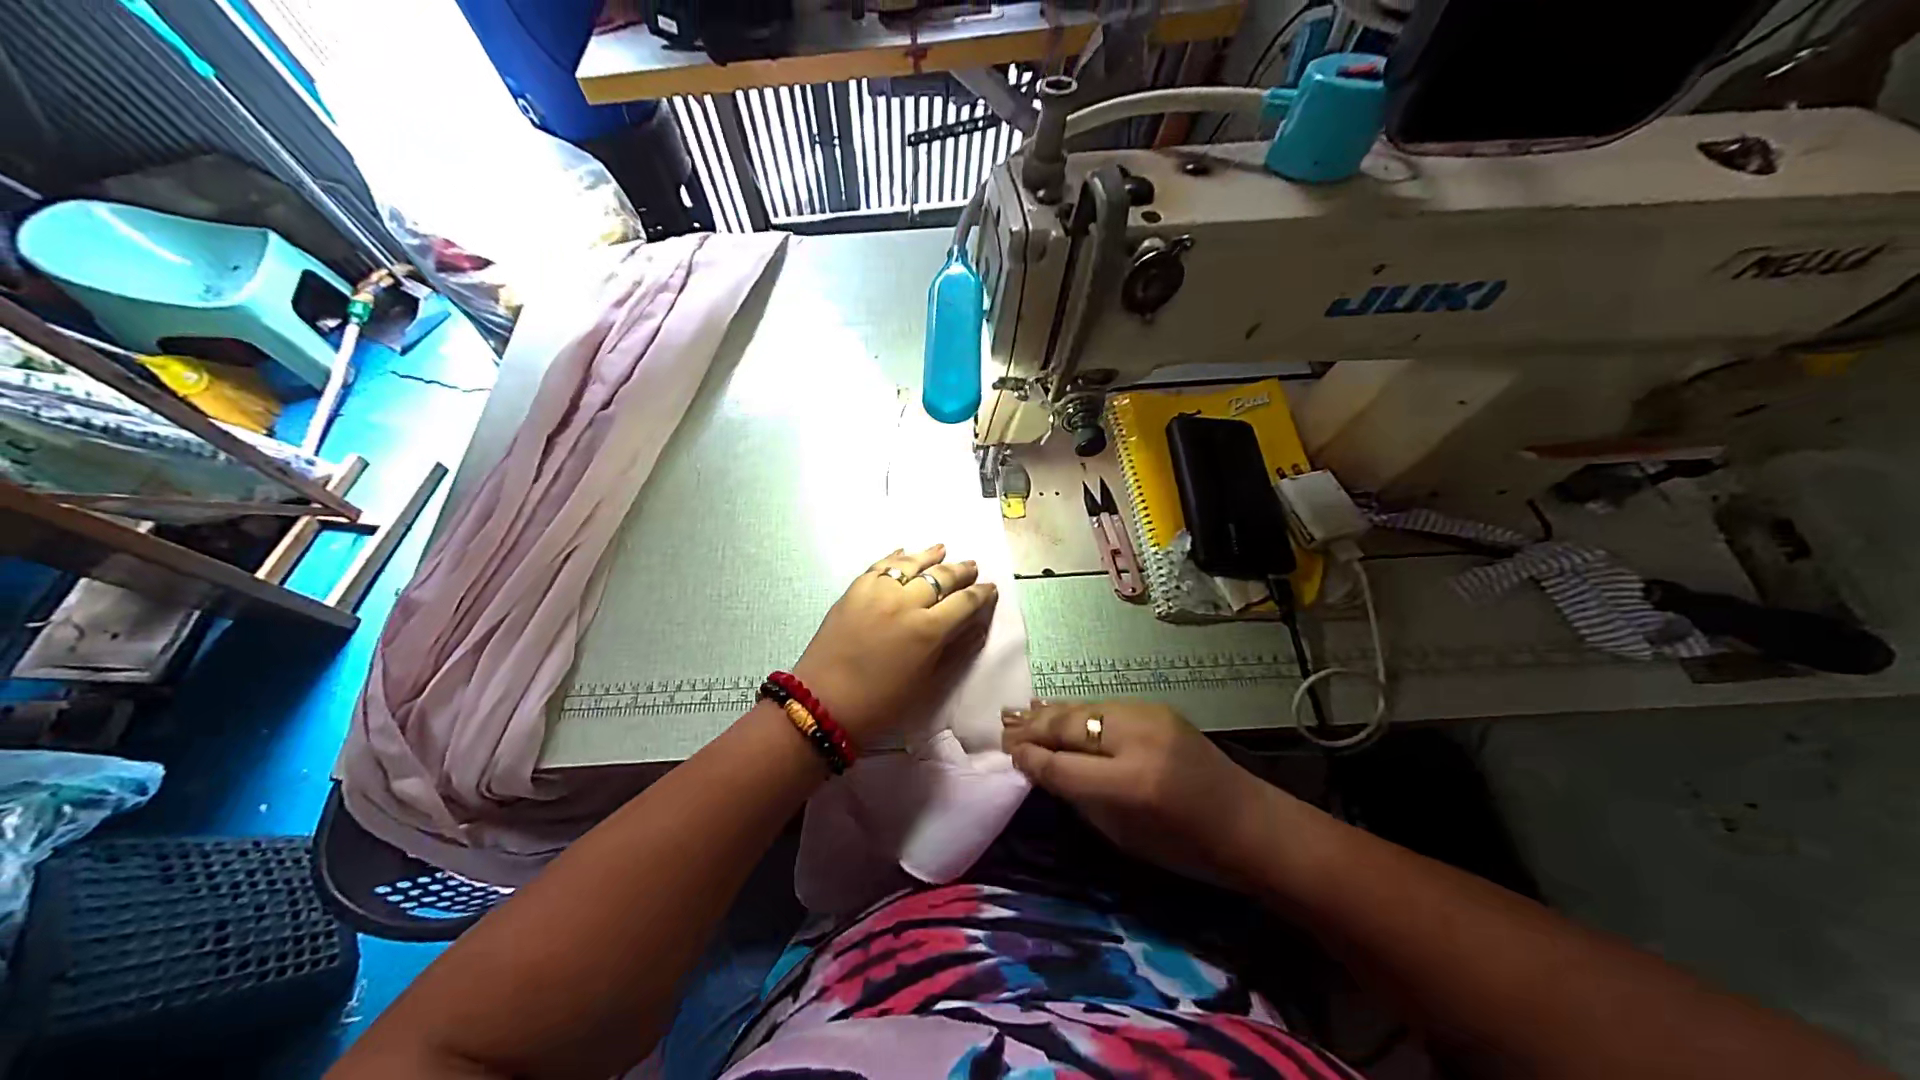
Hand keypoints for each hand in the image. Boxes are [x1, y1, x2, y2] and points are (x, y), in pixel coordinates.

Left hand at [792, 545, 998, 744]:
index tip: (990, 589)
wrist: (824, 703)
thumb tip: (977, 628)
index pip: (964, 602)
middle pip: (941, 578)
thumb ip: (953, 651)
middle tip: (972, 566)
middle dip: (960, 571)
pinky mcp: (855, 591)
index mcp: (929, 629)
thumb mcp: (926, 683)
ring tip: (942, 550)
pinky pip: (880, 566)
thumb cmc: (881, 704)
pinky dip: (896, 557)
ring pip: (910, 565)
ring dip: (930, 556)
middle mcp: (906, 603)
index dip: (981, 594)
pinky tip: (904, 553)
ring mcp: (878, 592)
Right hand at [1001, 700, 1286, 888]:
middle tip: (1002, 729)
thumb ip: (1078, 797)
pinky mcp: (1157, 709)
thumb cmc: (1186, 846)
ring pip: (1084, 709)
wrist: (1250, 824)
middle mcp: (1136, 740)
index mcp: (1130, 784)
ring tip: (1016, 712)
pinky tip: (1054, 708)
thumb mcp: (1123, 835)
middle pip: (1069, 727)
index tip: (1007, 754)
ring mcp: (1149, 717)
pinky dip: (1076, 710)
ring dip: (1049, 713)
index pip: (1061, 765)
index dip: (1030, 759)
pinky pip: (1103, 707)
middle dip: (1032, 729)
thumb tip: (1039, 768)